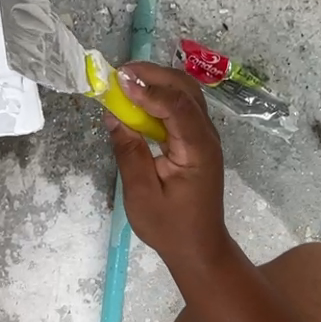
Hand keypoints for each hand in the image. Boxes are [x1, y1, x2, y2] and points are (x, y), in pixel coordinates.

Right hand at [106, 62, 231, 268]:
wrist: (199, 247)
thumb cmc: (170, 226)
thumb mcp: (141, 194)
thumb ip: (130, 153)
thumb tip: (113, 117)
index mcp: (198, 150)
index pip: (177, 107)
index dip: (148, 91)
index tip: (119, 82)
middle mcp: (207, 136)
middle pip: (186, 89)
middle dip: (153, 75)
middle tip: (119, 74)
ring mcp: (204, 136)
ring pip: (185, 93)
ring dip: (156, 81)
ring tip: (124, 82)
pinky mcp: (195, 140)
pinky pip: (180, 107)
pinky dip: (158, 96)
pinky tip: (136, 100)